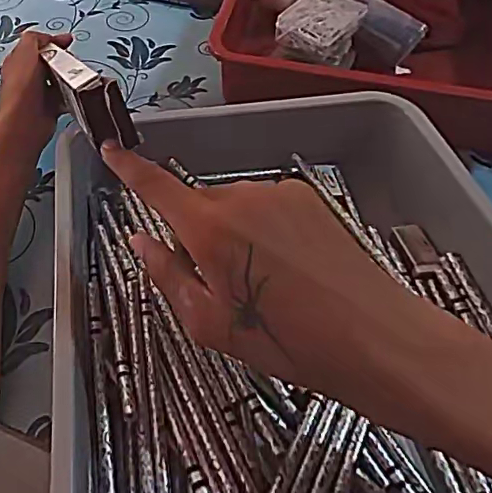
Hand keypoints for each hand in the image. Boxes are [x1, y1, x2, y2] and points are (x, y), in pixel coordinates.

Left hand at [0, 31, 72, 157]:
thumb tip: (46, 38)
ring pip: (59, 78)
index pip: (37, 45)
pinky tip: (75, 91)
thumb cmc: (22, 87)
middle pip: (51, 61)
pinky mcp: (49, 107)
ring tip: (76, 75)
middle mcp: (27, 76)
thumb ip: (35, 39)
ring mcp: (38, 93)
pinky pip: (64, 96)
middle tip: (71, 61)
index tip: (67, 40)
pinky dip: (71, 94)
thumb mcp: (26, 51)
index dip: (52, 41)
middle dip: (64, 59)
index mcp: (18, 61)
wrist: (25, 121)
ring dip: (69, 76)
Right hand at [101, 142, 472, 420]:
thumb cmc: (294, 343)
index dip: (128, 167)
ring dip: (236, 235)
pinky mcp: (305, 196)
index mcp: (210, 229)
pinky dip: (265, 230)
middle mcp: (242, 198)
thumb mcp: (212, 326)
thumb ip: (166, 276)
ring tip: (268, 284)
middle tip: (224, 287)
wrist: (379, 339)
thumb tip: (141, 243)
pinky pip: (266, 205)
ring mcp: (277, 192)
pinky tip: (291, 268)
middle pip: (198, 205)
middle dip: (198, 236)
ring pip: (234, 207)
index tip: (112, 150)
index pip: (155, 186)